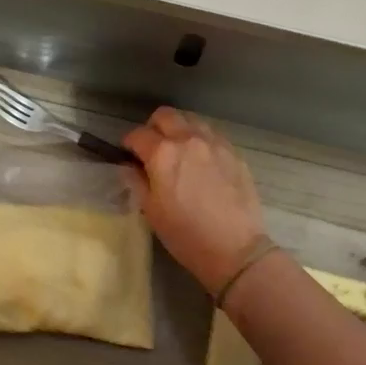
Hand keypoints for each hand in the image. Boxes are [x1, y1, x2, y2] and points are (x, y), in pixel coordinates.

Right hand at [122, 107, 267, 294]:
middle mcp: (188, 139)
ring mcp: (215, 143)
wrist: (235, 249)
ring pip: (191, 120)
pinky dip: (201, 140)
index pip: (138, 135)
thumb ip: (137, 182)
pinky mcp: (234, 152)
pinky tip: (203, 161)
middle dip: (153, 128)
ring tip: (180, 152)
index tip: (129, 155)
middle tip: (153, 148)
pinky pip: (213, 134)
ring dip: (180, 130)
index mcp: (163, 153)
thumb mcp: (152, 212)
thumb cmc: (186, 235)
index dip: (129, 144)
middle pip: (165, 116)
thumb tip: (130, 167)